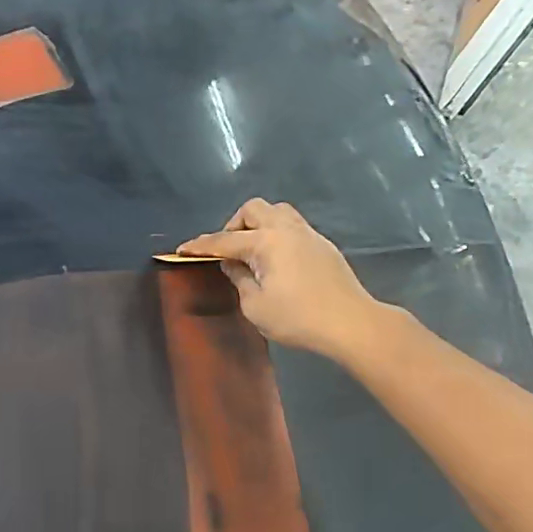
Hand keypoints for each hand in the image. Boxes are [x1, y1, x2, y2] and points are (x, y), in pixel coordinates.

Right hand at [175, 198, 391, 359]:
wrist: (350, 322)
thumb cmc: (298, 318)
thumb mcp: (256, 306)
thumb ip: (240, 280)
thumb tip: (233, 264)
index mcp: (267, 242)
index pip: (225, 240)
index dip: (201, 245)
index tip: (183, 249)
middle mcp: (287, 229)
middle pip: (253, 209)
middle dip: (234, 224)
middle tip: (228, 250)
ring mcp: (308, 234)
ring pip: (277, 212)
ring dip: (258, 224)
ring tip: (252, 251)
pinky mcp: (323, 245)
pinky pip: (292, 226)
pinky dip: (276, 234)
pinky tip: (276, 260)